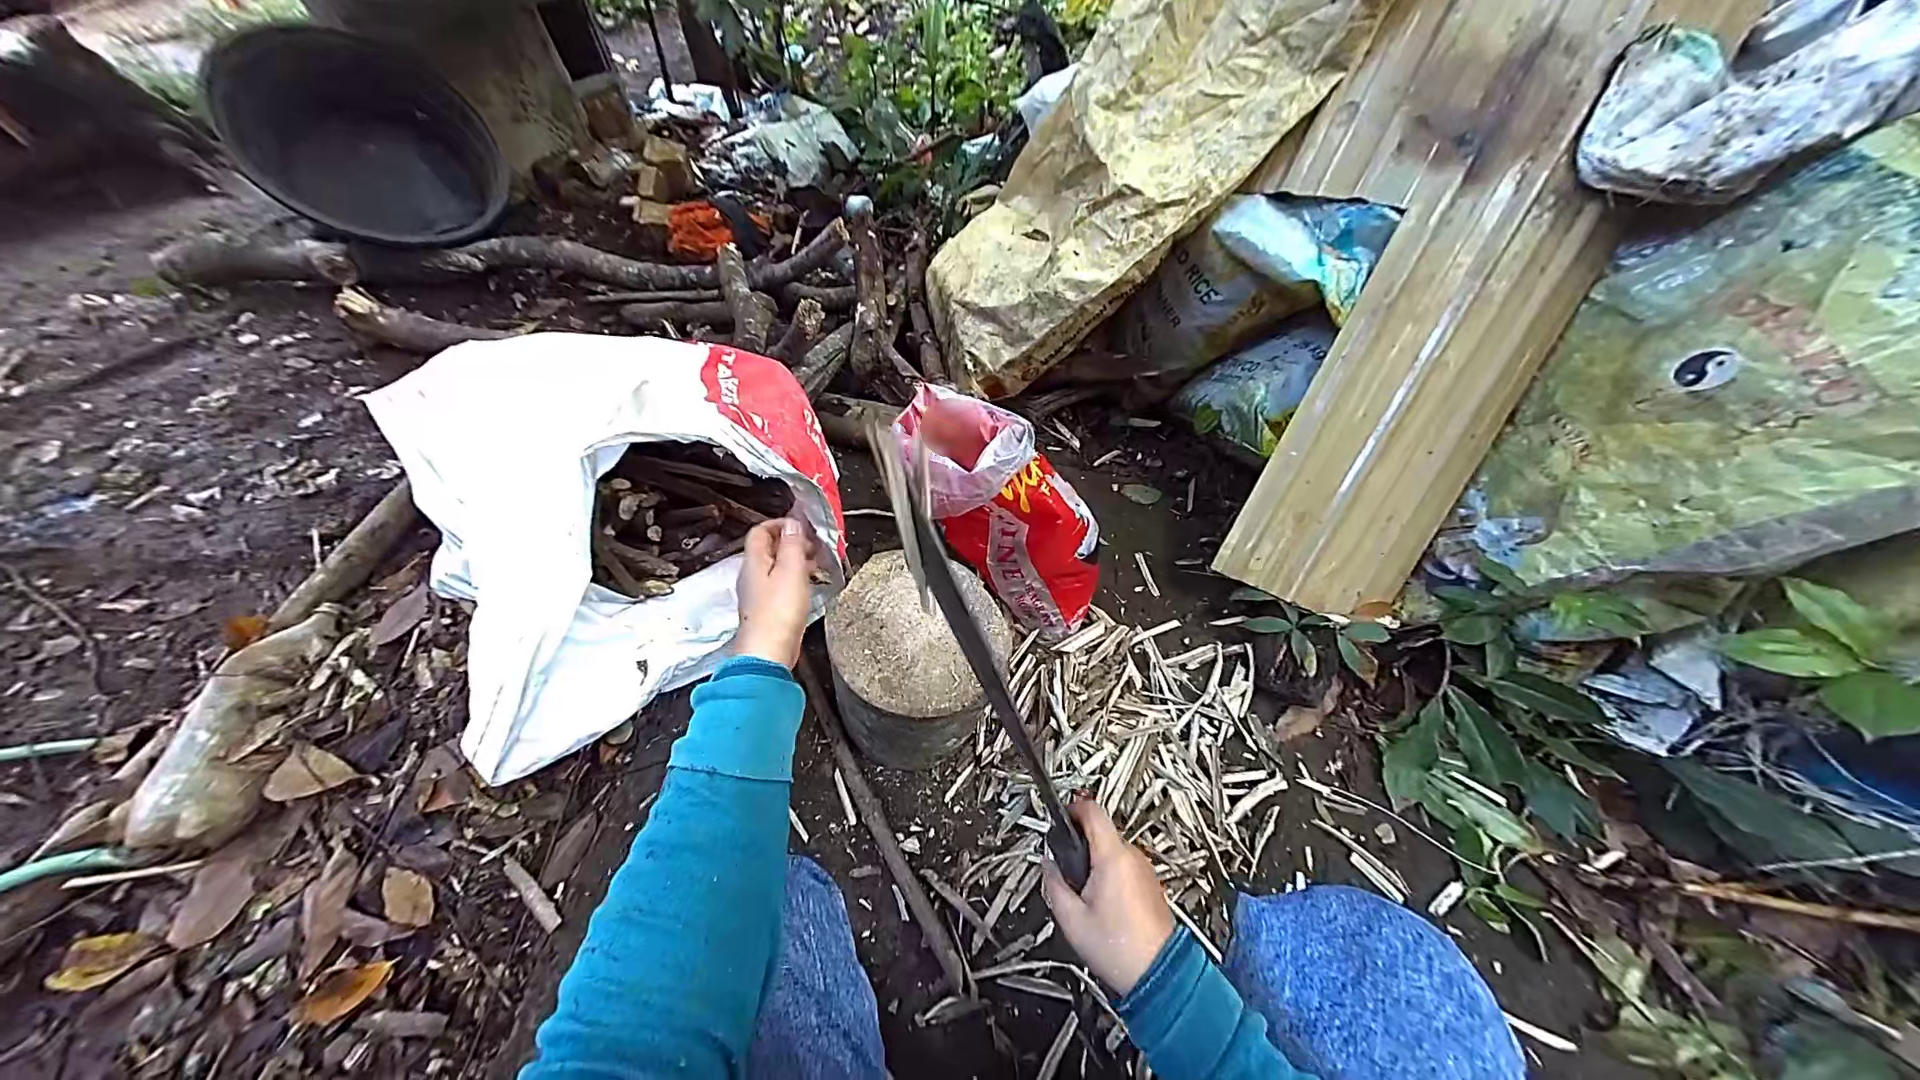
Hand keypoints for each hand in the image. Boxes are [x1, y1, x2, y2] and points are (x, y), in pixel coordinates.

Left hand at [732, 517, 818, 667]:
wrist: (769, 652)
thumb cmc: (777, 615)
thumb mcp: (791, 570)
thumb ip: (792, 544)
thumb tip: (793, 524)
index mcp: (754, 562)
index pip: (760, 531)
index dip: (781, 524)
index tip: (801, 526)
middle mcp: (752, 576)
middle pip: (769, 548)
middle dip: (792, 542)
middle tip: (812, 544)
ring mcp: (758, 593)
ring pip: (776, 567)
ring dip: (795, 560)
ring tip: (815, 563)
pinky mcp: (768, 609)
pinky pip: (780, 585)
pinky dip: (794, 578)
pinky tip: (807, 585)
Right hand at [1042, 797, 1174, 995]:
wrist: (1158, 976)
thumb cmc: (1120, 950)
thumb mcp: (1070, 917)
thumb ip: (1053, 881)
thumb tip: (1047, 863)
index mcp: (1112, 857)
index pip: (1092, 811)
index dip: (1071, 809)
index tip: (1060, 817)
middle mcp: (1132, 857)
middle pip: (1100, 830)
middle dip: (1080, 844)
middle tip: (1066, 867)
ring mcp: (1144, 870)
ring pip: (1112, 849)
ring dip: (1095, 860)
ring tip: (1084, 892)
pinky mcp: (1150, 883)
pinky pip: (1124, 865)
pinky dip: (1110, 873)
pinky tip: (1102, 902)